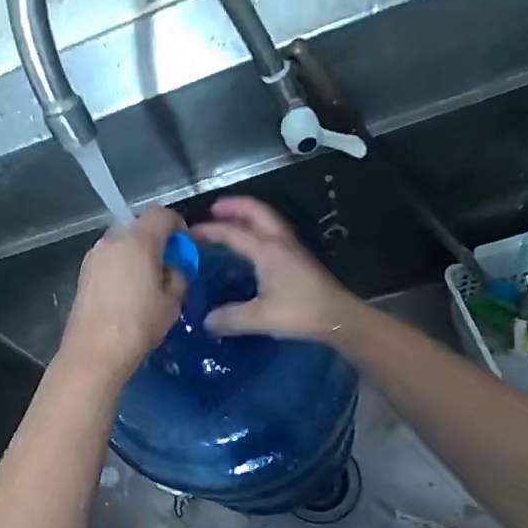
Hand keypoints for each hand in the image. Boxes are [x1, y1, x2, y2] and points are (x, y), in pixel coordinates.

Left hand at [59, 208, 187, 379]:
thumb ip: (178, 275)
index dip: (177, 225)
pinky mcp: (83, 272)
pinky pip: (109, 258)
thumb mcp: (172, 302)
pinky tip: (128, 291)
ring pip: (122, 242)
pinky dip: (122, 264)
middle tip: (168, 264)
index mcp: (138, 242)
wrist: (95, 352)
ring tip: (148, 281)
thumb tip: (175, 267)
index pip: (161, 214)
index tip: (184, 245)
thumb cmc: (139, 325)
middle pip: (139, 226)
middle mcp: (112, 241)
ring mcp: (94, 255)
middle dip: (156, 239)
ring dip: (137, 252)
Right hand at [190, 196, 364, 341]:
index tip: (188, 233)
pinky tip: (250, 245)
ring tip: (229, 222)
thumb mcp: (260, 318)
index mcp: (267, 250)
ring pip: (266, 219)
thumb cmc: (301, 313)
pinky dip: (257, 228)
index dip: (208, 230)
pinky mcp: (298, 258)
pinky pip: (272, 231)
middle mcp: (279, 241)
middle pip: (255, 211)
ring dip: (247, 215)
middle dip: (233, 206)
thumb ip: (230, 318)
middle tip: (213, 210)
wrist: (339, 318)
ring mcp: (292, 248)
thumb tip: (206, 321)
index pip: (232, 232)